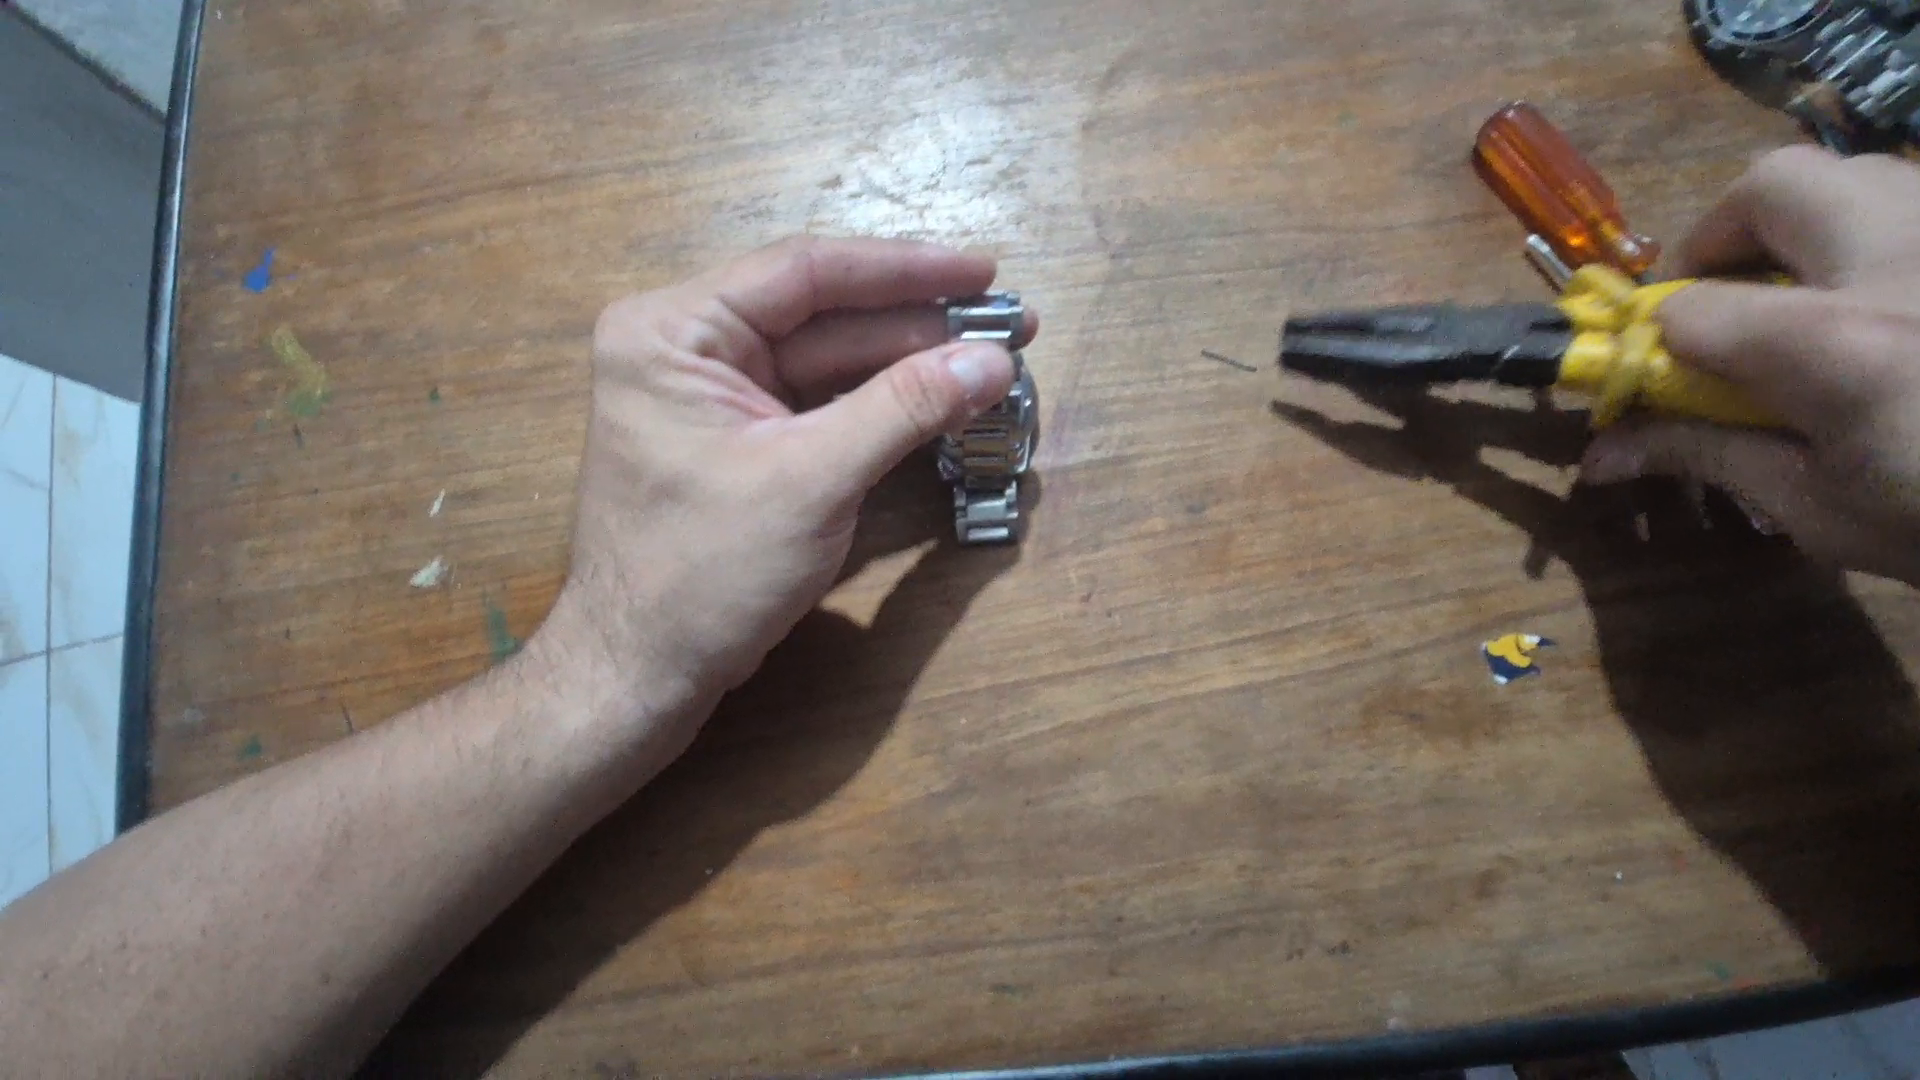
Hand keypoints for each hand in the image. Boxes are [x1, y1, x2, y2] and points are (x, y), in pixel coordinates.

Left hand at [535, 237, 1033, 745]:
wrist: (648, 671)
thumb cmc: (708, 574)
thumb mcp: (812, 480)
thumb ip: (904, 409)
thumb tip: (993, 361)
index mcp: (676, 331)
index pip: (805, 273)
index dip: (903, 270)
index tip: (981, 271)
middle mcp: (693, 348)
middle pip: (825, 317)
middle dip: (918, 324)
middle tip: (1005, 325)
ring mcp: (721, 397)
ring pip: (832, 362)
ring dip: (910, 364)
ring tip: (989, 359)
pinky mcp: (748, 440)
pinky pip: (825, 405)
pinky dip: (884, 406)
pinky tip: (940, 398)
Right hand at [1580, 146, 1919, 583]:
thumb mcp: (1817, 505)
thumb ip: (1704, 454)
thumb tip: (1597, 459)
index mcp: (1840, 343)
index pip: (1690, 308)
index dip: (1648, 341)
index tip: (1645, 374)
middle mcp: (1913, 264)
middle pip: (1779, 185)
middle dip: (1721, 234)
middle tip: (1721, 296)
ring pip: (1873, 177)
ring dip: (1813, 229)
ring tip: (1816, 301)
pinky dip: (1891, 244)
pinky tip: (1902, 309)